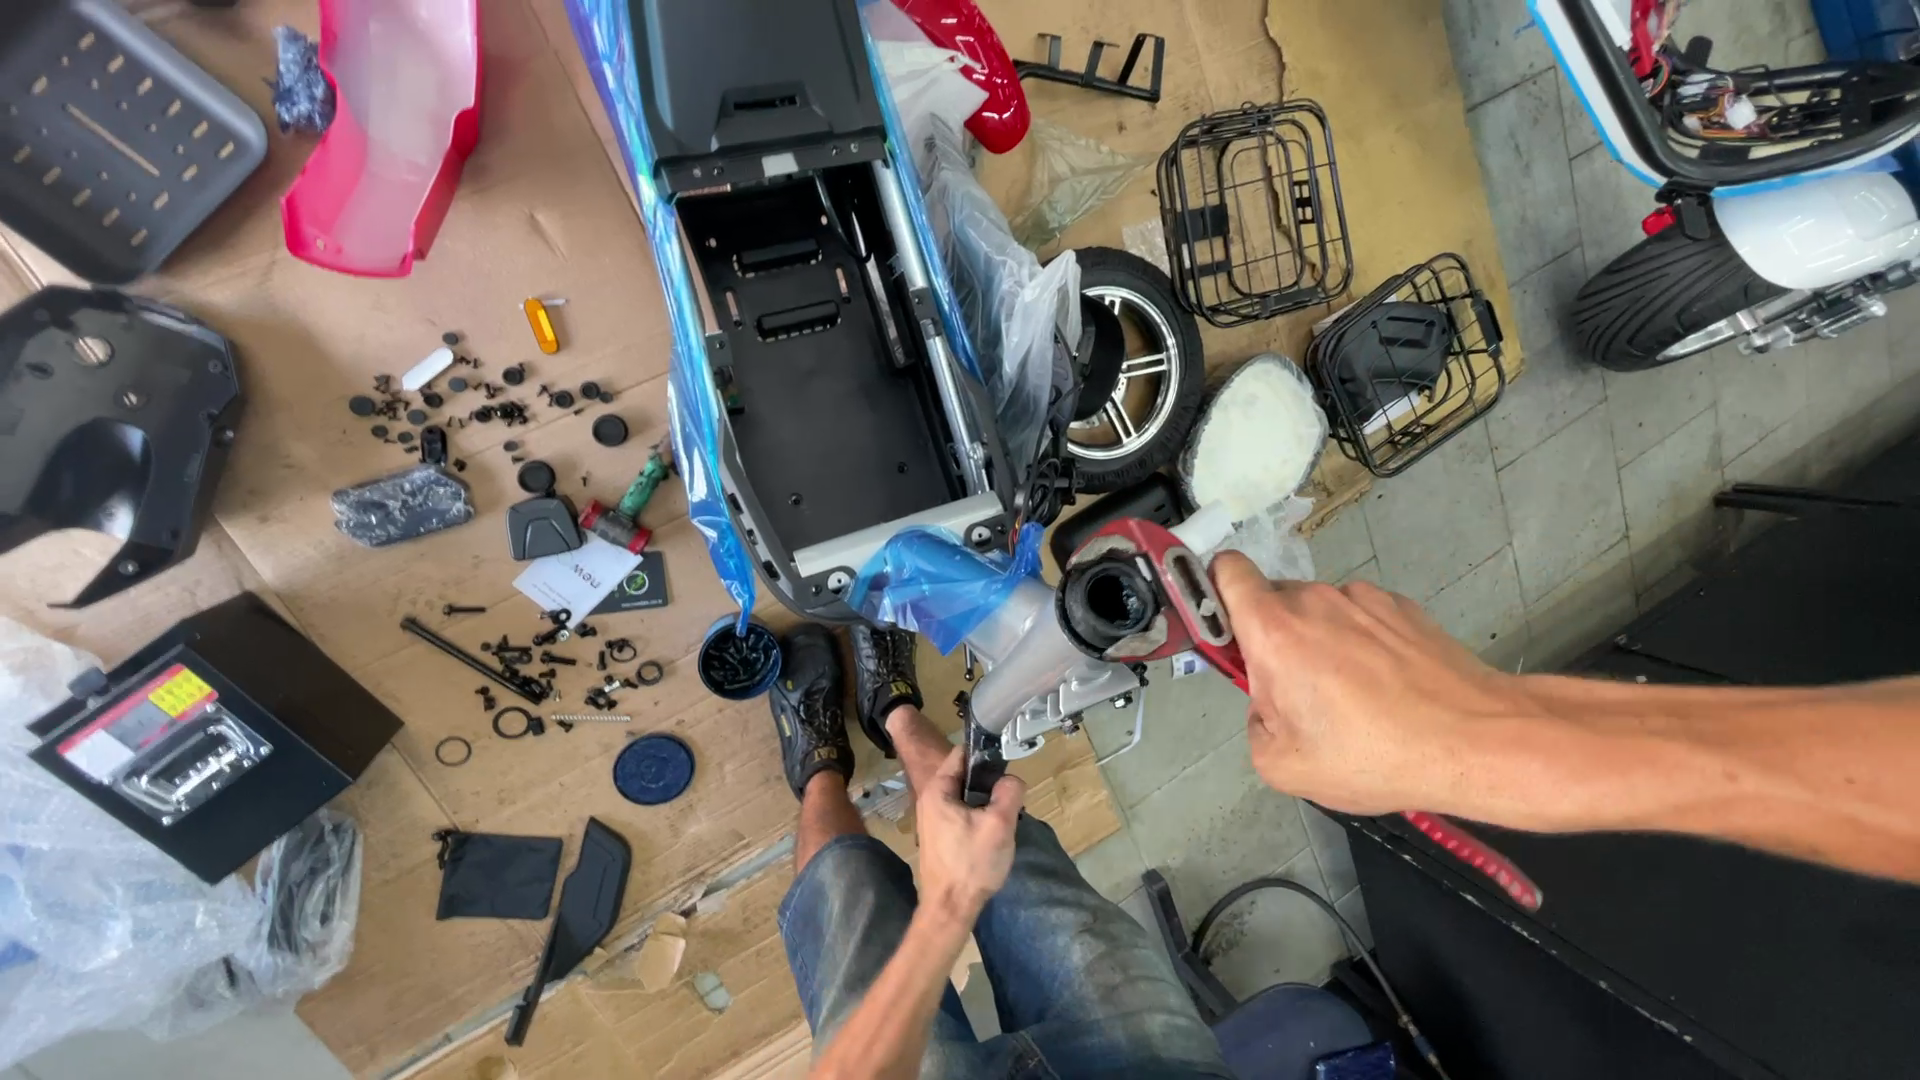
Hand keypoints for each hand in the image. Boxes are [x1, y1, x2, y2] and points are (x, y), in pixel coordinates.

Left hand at [913, 747, 1024, 924]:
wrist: (950, 909)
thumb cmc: (971, 864)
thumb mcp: (999, 824)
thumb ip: (1009, 793)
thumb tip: (1013, 779)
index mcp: (938, 790)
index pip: (961, 754)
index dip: (985, 754)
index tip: (1007, 763)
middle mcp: (930, 800)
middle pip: (964, 776)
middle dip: (988, 782)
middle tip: (1009, 795)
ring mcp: (932, 820)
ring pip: (965, 797)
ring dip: (985, 802)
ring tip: (1004, 816)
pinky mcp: (939, 837)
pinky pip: (961, 814)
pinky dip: (978, 817)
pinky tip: (992, 833)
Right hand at [1210, 550, 1531, 814]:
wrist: (1479, 742)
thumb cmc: (1374, 754)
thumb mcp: (1283, 766)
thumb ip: (1253, 724)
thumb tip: (1268, 705)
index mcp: (1273, 629)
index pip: (1226, 570)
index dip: (1216, 590)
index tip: (1226, 627)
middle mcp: (1314, 599)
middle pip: (1273, 601)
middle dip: (1273, 636)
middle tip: (1297, 689)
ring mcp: (1363, 598)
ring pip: (1318, 610)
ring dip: (1319, 640)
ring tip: (1353, 694)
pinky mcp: (1403, 606)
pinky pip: (1361, 615)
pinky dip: (1362, 641)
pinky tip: (1388, 685)